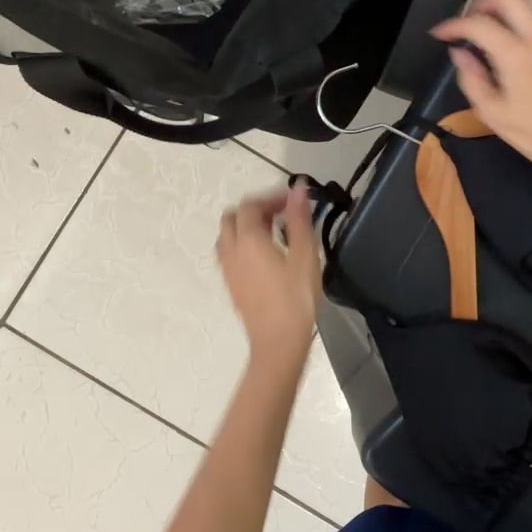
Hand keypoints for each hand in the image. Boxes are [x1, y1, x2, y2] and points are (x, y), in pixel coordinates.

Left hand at [215, 184, 319, 367]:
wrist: (278, 343)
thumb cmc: (296, 298)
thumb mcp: (305, 255)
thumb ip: (299, 219)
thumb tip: (298, 188)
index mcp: (249, 240)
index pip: (250, 205)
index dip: (270, 198)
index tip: (293, 203)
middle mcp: (231, 251)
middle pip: (232, 217)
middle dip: (254, 210)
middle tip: (281, 215)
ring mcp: (227, 269)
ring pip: (227, 236)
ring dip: (245, 227)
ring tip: (274, 234)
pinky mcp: (231, 285)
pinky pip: (229, 254)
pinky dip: (242, 244)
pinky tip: (265, 256)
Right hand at [431, 0, 531, 186]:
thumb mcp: (492, 113)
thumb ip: (471, 78)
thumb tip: (460, 53)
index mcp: (516, 55)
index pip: (478, 25)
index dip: (454, 25)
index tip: (441, 33)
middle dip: (481, 3)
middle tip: (468, 21)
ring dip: (508, 1)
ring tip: (493, 19)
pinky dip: (530, 8)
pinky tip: (520, 26)